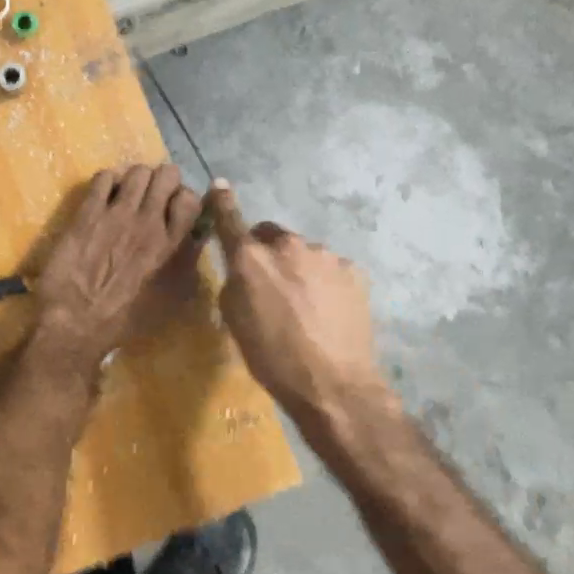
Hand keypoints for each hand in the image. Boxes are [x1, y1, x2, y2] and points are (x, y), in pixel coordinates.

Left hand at [30, 165, 203, 375]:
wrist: (77, 320)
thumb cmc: (127, 319)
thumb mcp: (173, 300)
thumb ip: (187, 264)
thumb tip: (195, 240)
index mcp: (173, 244)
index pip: (191, 199)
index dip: (183, 197)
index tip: (175, 206)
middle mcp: (149, 222)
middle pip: (166, 175)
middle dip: (163, 179)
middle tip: (152, 193)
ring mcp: (118, 213)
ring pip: (136, 172)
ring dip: (136, 177)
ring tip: (128, 191)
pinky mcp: (88, 211)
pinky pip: (104, 177)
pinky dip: (108, 180)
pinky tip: (104, 193)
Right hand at [209, 182, 387, 413]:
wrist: (334, 386)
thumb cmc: (272, 357)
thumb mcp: (234, 319)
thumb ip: (234, 280)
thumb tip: (242, 264)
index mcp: (250, 257)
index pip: (229, 218)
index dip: (221, 202)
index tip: (219, 186)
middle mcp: (287, 245)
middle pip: (271, 235)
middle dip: (267, 251)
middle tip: (270, 285)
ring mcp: (325, 256)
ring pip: (302, 252)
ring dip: (298, 268)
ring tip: (305, 306)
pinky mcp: (353, 272)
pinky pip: (330, 269)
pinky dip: (325, 282)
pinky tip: (328, 311)